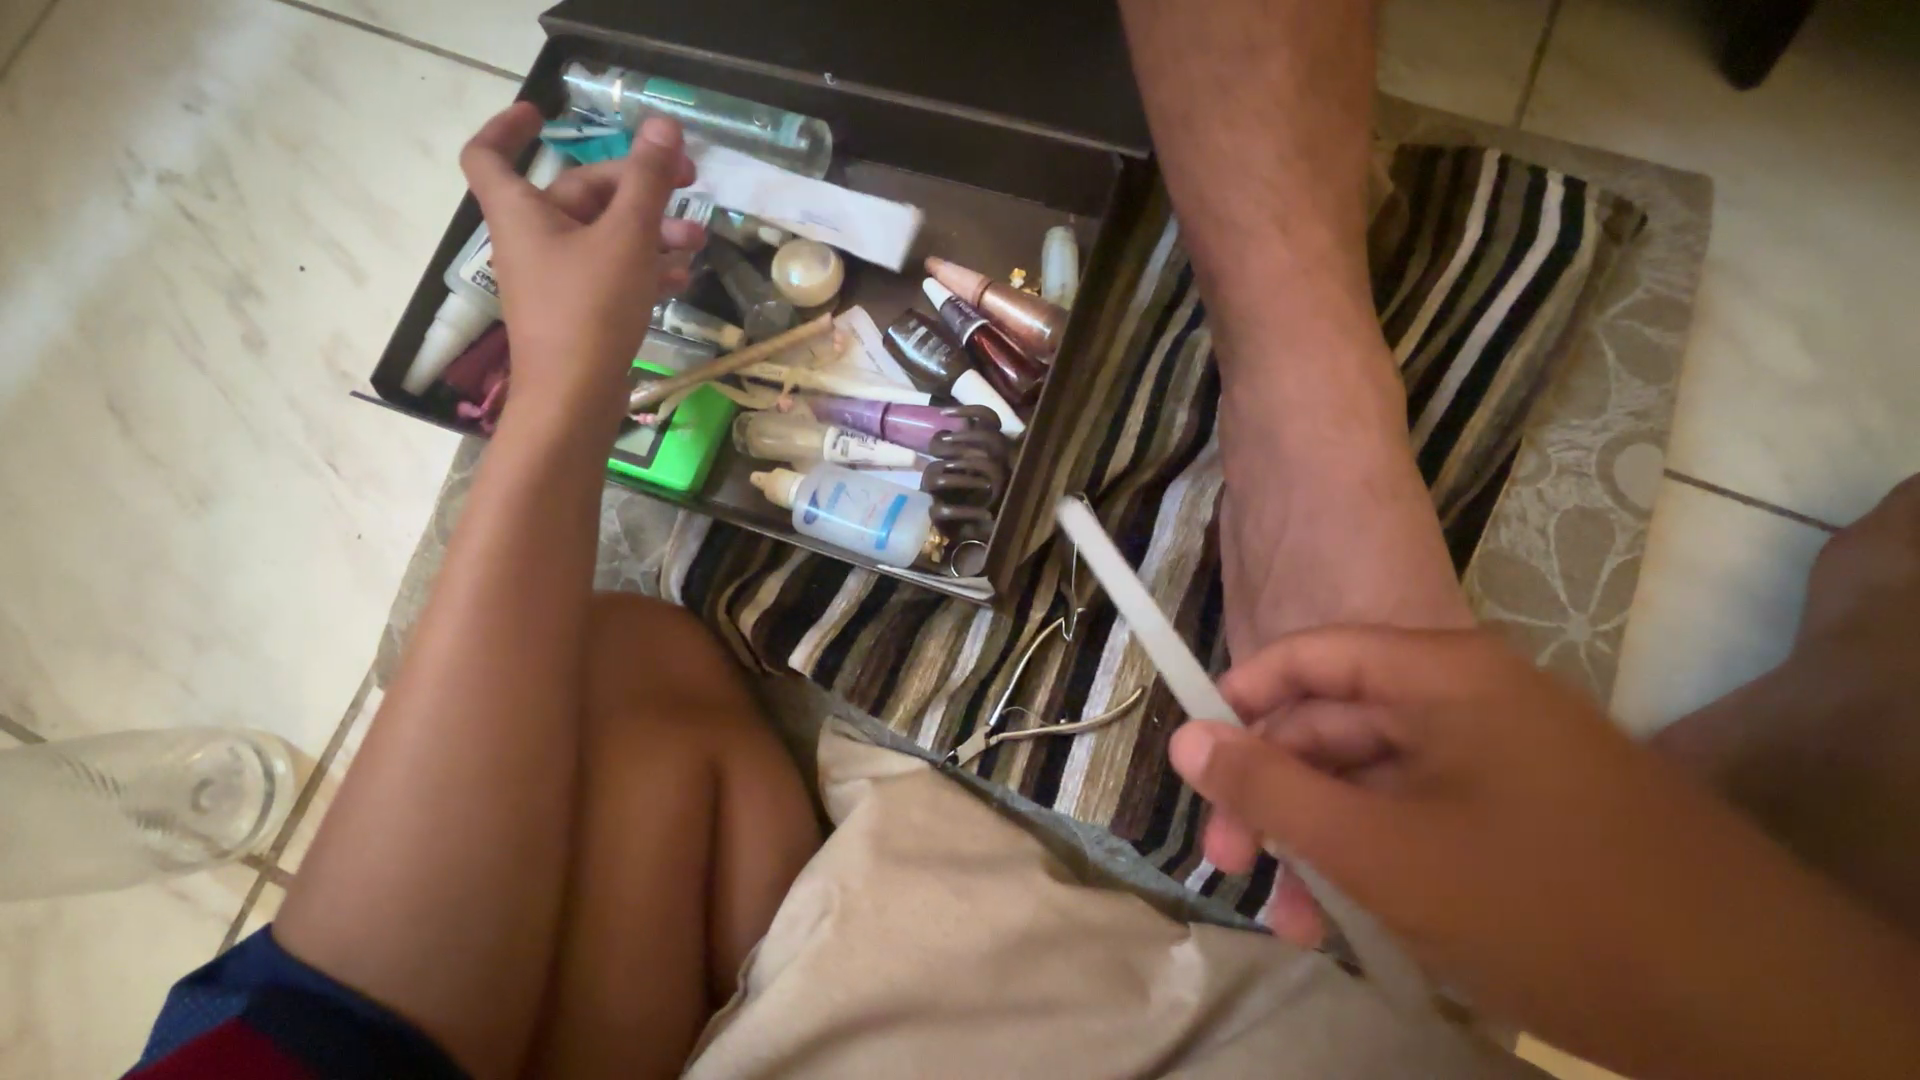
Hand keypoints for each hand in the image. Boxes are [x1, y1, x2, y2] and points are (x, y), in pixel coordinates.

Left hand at [458, 103, 705, 428]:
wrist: (574, 397)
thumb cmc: (591, 309)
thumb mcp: (627, 238)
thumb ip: (649, 182)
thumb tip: (666, 126)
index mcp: (523, 212)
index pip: (490, 154)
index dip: (509, 127)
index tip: (544, 115)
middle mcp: (533, 240)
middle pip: (580, 195)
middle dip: (637, 188)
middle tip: (688, 184)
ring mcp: (557, 279)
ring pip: (604, 237)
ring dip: (652, 231)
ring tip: (698, 240)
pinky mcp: (580, 312)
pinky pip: (611, 274)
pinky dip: (644, 268)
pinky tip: (683, 277)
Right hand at [1169, 627, 1919, 1077]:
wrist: (1766, 1014)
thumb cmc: (1545, 902)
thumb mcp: (1381, 850)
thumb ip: (1270, 790)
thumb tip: (1182, 739)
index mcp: (1440, 674)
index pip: (1308, 656)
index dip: (1240, 699)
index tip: (1195, 759)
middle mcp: (1467, 700)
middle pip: (1333, 724)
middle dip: (1273, 793)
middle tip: (1228, 861)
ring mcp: (1497, 760)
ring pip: (1372, 782)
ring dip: (1319, 842)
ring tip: (1289, 919)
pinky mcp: (1518, 816)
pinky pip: (1417, 818)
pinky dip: (1374, 861)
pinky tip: (1349, 921)